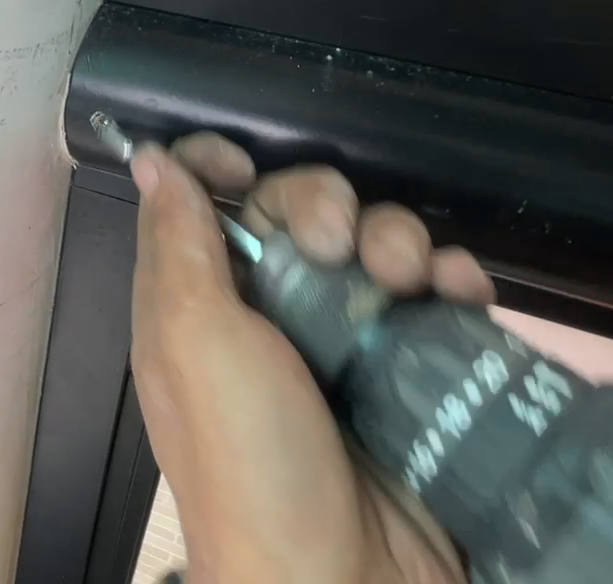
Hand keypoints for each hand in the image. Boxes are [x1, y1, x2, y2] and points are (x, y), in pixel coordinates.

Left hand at [128, 133, 495, 583]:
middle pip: (288, 207)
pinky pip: (428, 294)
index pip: (193, 197)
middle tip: (338, 245)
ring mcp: (336, 334)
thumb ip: (176, 243)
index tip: (244, 166)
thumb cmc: (248, 453)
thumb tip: (151, 159)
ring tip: (407, 279)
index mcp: (194, 295)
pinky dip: (448, 278)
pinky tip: (461, 290)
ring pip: (364, 239)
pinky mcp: (403, 365)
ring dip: (394, 237)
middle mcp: (259, 304)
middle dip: (320, 202)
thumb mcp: (194, 339)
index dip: (212, 163)